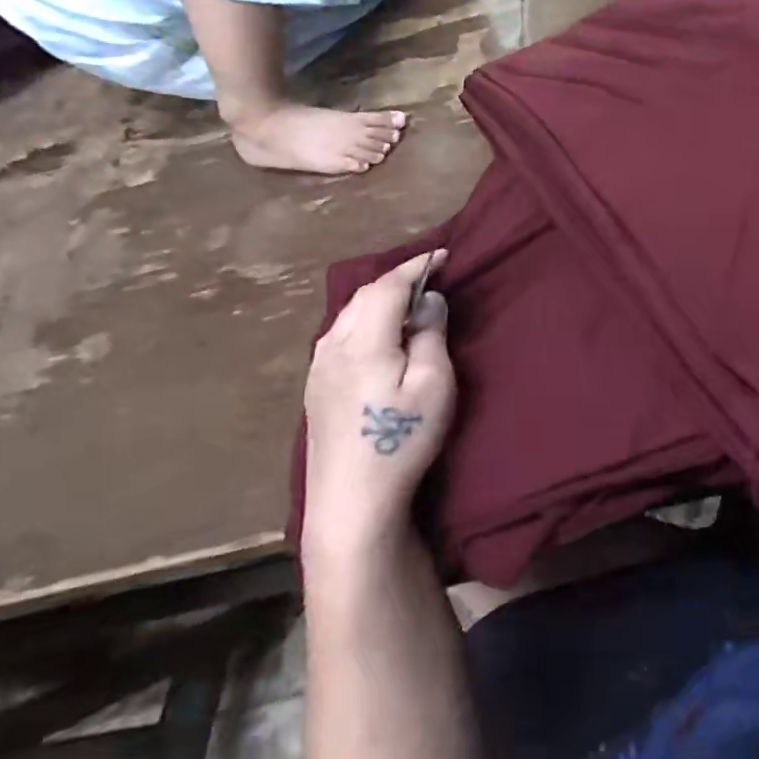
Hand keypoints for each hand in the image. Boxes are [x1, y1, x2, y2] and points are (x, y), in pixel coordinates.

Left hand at [302, 250, 454, 552]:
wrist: (351, 503)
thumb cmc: (400, 441)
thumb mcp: (433, 385)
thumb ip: (430, 335)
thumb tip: (428, 302)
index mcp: (362, 340)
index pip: (388, 286)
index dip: (416, 267)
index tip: (443, 256)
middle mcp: (332, 346)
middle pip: (363, 296)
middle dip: (396, 281)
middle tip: (428, 279)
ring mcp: (318, 369)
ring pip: (348, 315)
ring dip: (378, 301)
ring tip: (406, 305)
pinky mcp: (315, 389)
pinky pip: (340, 336)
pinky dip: (364, 321)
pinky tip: (378, 338)